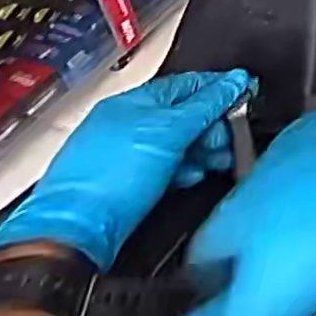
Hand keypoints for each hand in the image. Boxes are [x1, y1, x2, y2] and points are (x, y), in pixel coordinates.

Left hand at [0, 69, 249, 268]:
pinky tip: (192, 174)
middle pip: (184, 113)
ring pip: (175, 141)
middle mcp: (127, 122)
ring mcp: (123, 153)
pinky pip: (163, 165)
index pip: (189, 83)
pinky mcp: (122, 181)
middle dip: (214, 124)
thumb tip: (235, 80)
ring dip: (203, 148)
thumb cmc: (109, 179)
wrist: (70, 235)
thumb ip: (207, 103)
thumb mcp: (172, 131)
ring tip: (220, 158)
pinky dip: (183, 167)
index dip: (220, 87)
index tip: (245, 93)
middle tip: (234, 135)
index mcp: (135, 100)